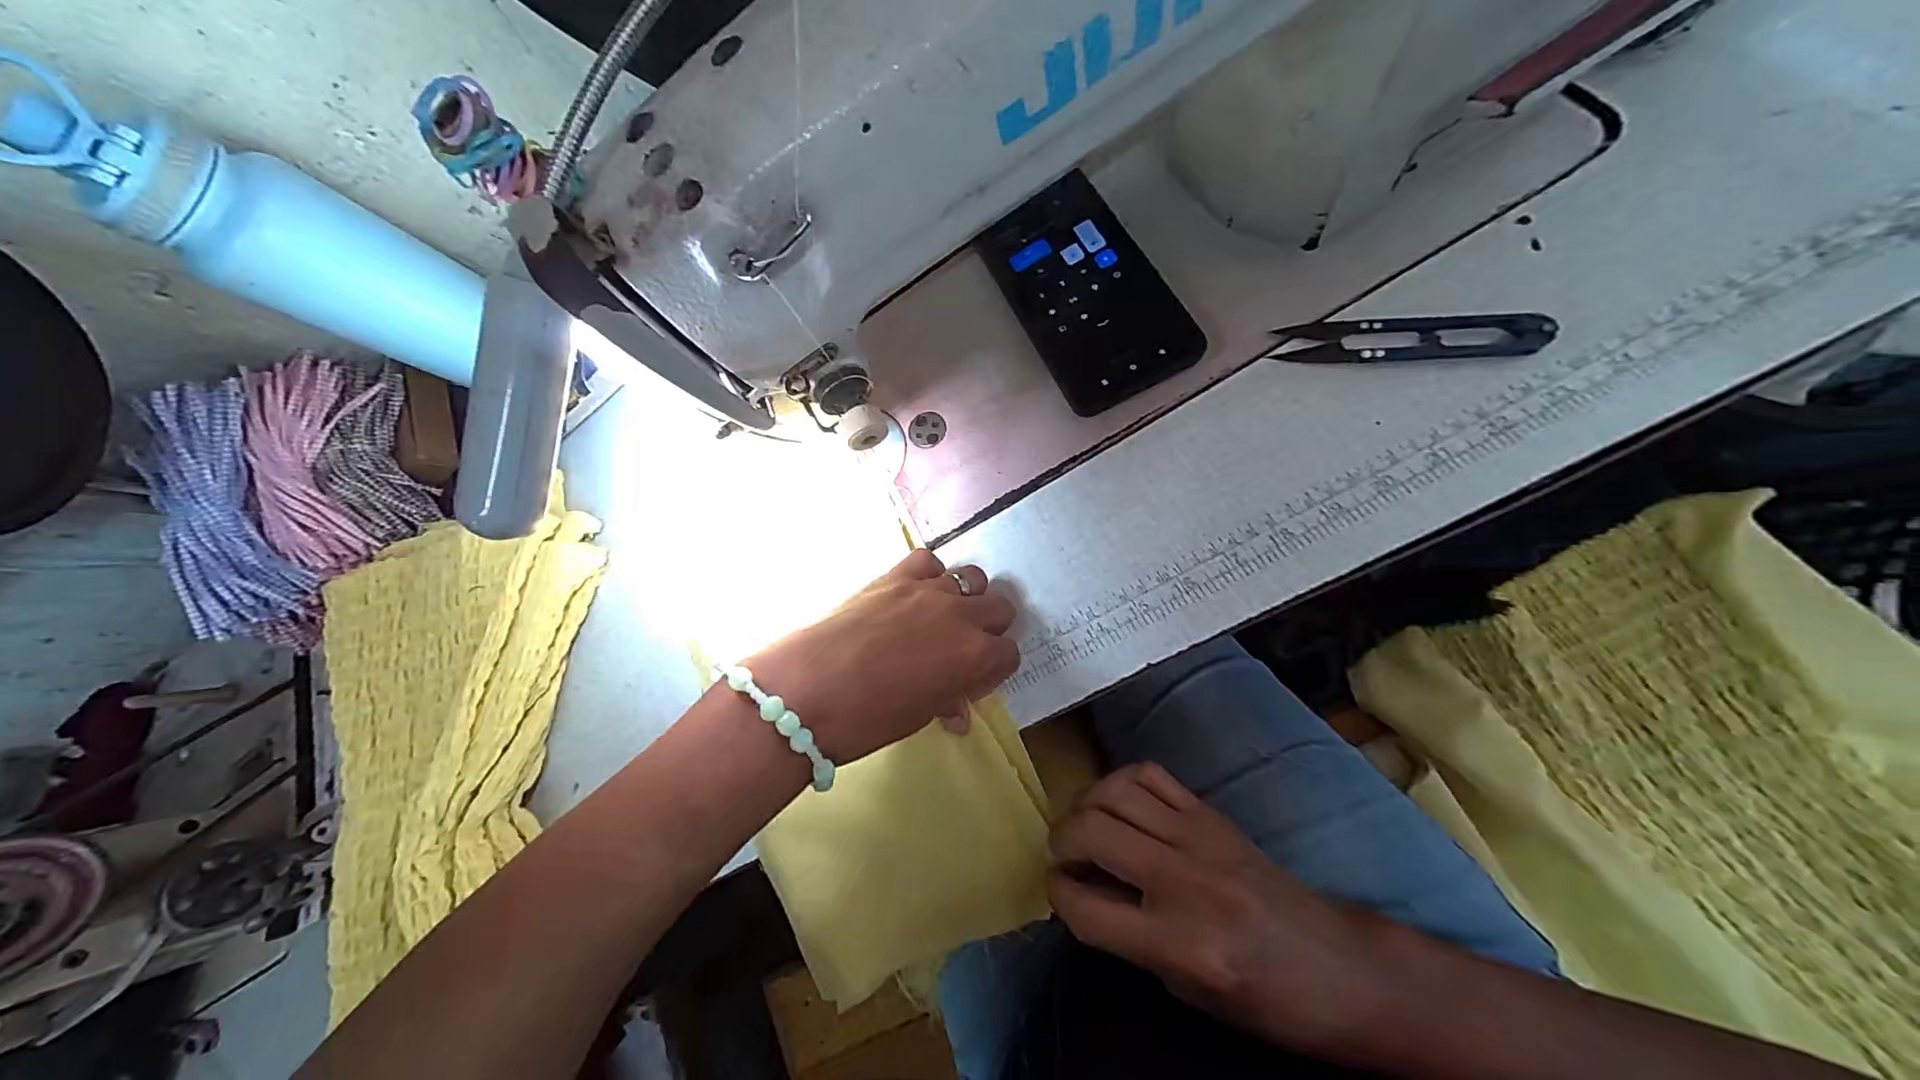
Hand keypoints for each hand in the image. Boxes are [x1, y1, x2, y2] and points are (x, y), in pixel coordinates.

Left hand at [744, 550, 1018, 764]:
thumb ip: (946, 700)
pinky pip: (929, 561)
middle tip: (962, 648)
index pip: (1009, 654)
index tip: (972, 682)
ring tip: (942, 617)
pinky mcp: (896, 575)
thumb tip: (956, 709)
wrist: (809, 689)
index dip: (993, 670)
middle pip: (999, 608)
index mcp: (975, 656)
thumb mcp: (919, 716)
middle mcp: (962, 615)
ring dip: (966, 597)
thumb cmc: (868, 718)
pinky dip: (929, 575)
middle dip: (988, 629)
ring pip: (972, 578)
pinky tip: (915, 595)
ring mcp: (929, 590)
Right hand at [1048, 764, 1392, 1053]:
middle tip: (1063, 856)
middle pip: (1091, 831)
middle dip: (1060, 841)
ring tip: (1085, 824)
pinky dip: (1121, 782)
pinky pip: (1151, 774)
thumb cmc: (1264, 999)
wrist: (1340, 969)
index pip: (1085, 906)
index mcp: (1179, 944)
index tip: (1057, 890)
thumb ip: (1127, 937)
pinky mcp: (1212, 813)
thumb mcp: (1184, 989)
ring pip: (1115, 791)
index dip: (1057, 895)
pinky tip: (1120, 803)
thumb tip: (1082, 888)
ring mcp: (1201, 838)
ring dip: (1084, 804)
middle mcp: (1185, 881)